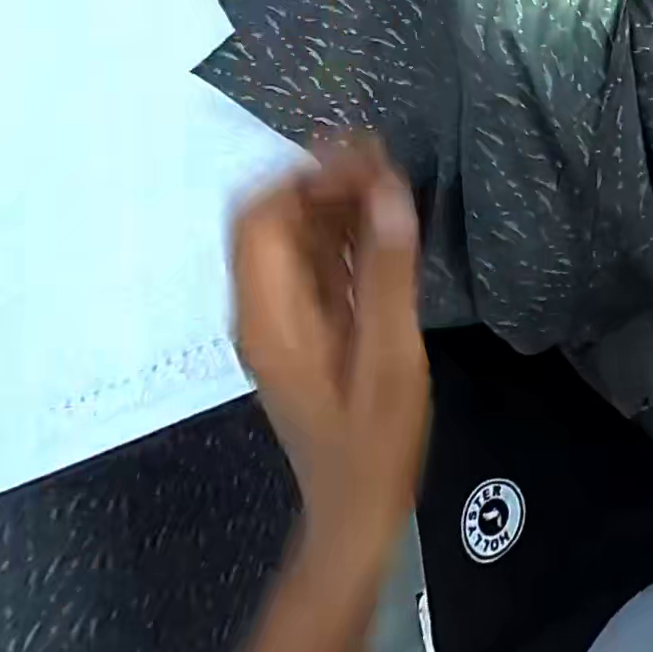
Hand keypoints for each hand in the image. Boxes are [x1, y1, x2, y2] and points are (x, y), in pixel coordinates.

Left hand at [231, 138, 428, 548]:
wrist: (360, 495)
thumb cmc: (375, 431)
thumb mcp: (390, 352)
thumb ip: (388, 273)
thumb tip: (391, 194)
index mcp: (270, 314)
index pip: (260, 220)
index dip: (305, 176)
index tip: (367, 156)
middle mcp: (267, 306)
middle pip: (275, 221)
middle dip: (324, 179)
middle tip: (386, 158)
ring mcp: (290, 314)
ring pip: (300, 236)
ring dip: (339, 201)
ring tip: (392, 176)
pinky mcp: (316, 321)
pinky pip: (323, 260)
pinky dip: (351, 230)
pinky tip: (388, 219)